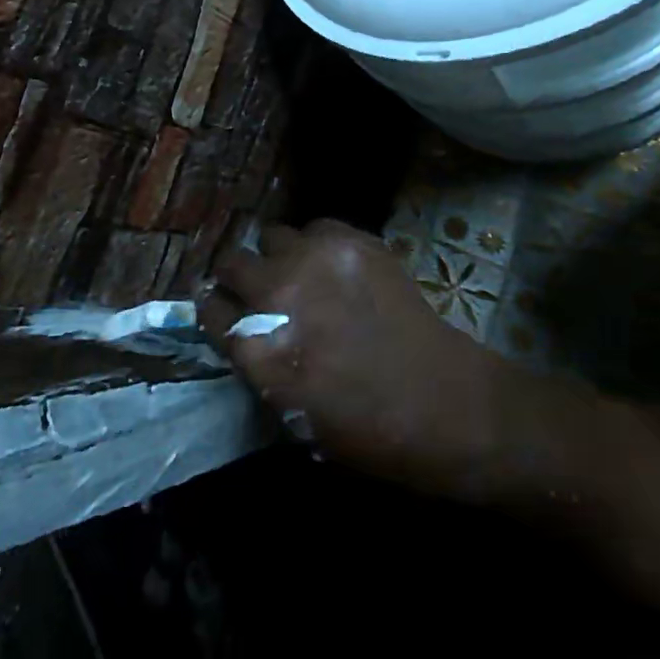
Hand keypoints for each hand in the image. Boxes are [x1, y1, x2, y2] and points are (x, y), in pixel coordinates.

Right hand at [201, 220, 514, 496]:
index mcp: (254, 347)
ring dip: (280, 257)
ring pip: (271, 236)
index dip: (217, 308)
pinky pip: (315, 228)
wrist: (450, 409)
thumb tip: (239, 330)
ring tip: (303, 275)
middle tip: (263, 292)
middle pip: (231, 263)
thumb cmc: (366, 430)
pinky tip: (337, 269)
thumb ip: (254, 363)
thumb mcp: (288, 413)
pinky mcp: (351, 243)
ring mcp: (313, 261)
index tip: (226, 310)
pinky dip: (319, 246)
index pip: (209, 307)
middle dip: (240, 279)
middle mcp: (274, 294)